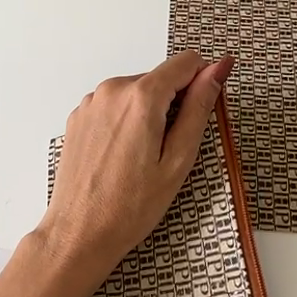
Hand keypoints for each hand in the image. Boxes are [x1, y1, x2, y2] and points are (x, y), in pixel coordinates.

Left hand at [34, 50, 235, 285]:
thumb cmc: (130, 206)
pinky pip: (114, 104)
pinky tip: (122, 155)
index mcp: (141, 97)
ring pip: (137, 91)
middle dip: (173, 104)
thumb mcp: (178, 160)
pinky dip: (126, 120)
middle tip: (170, 149)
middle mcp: (113, 89)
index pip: (185, 62)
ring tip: (143, 156)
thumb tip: (218, 69)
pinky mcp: (79, 115)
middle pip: (160, 78)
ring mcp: (91, 101)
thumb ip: (199, 107)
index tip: (205, 106)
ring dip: (148, 112)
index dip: (202, 80)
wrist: (78, 234)